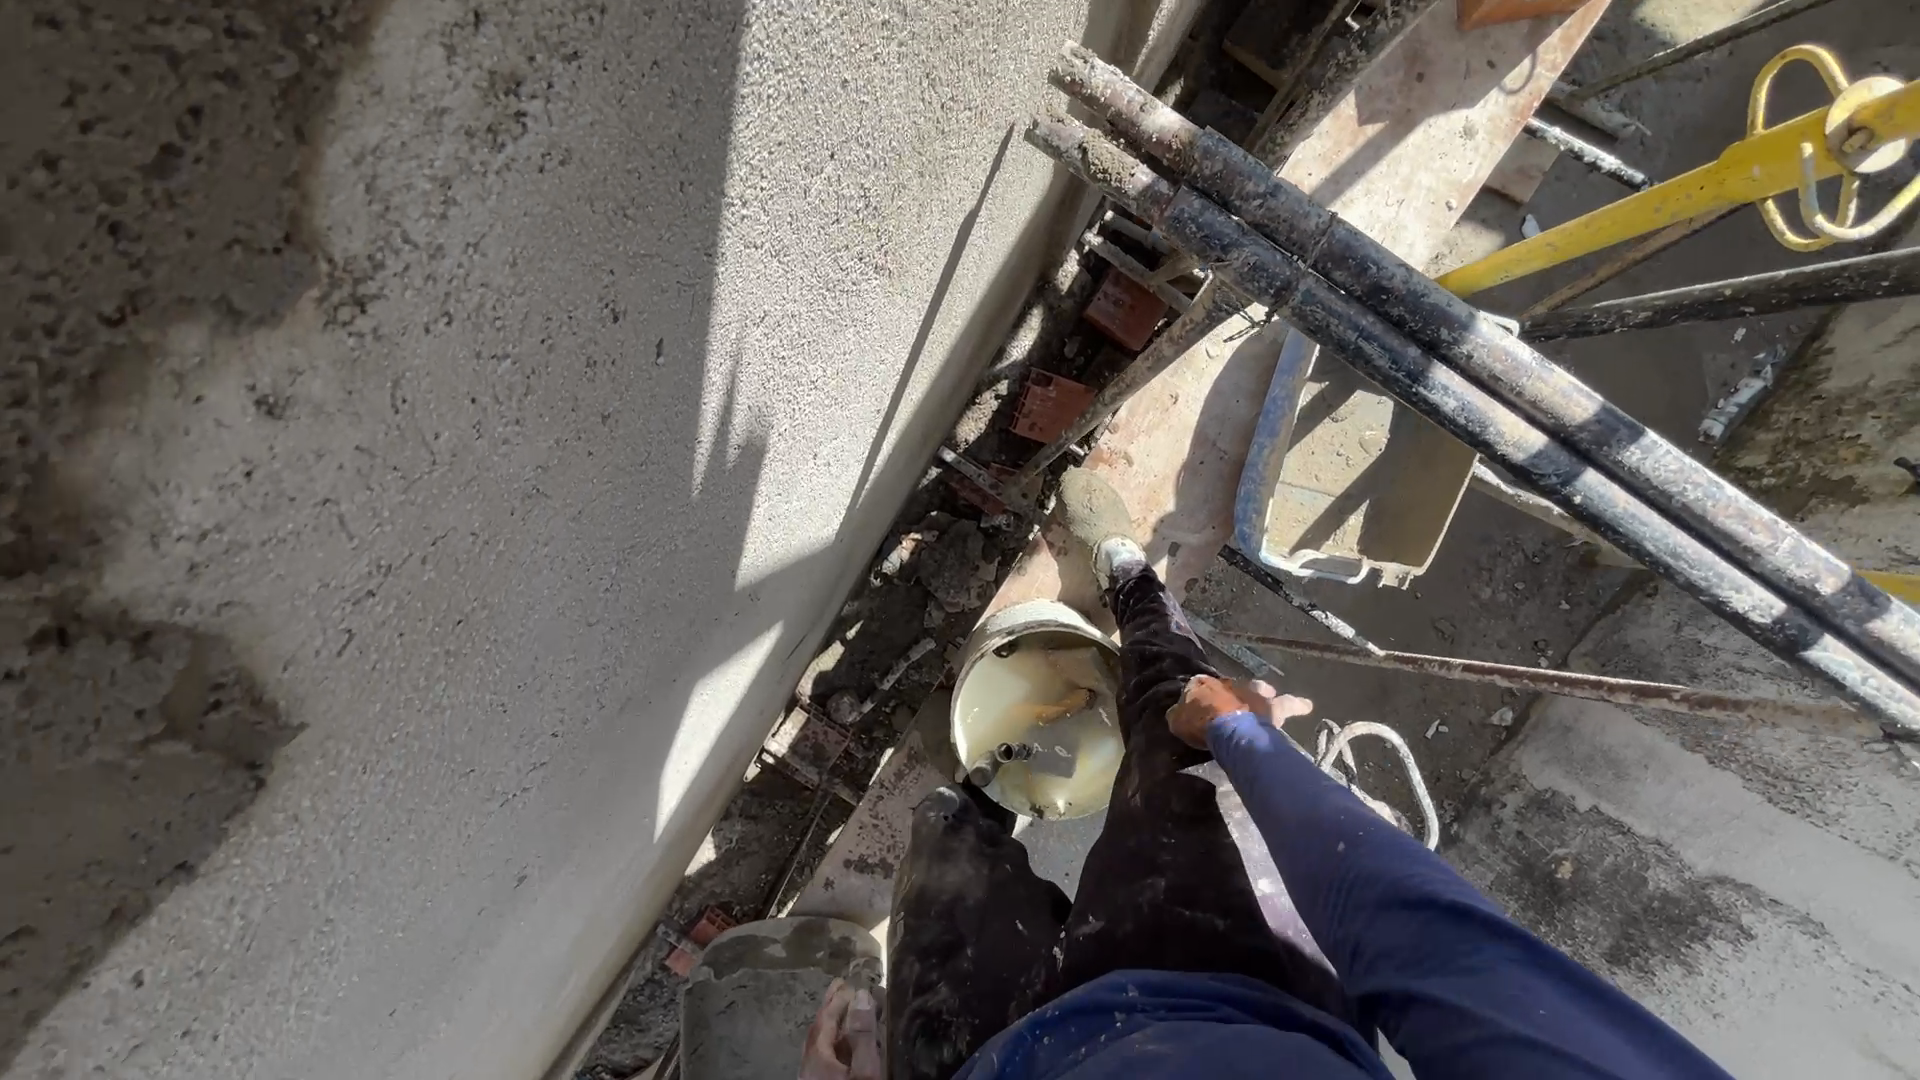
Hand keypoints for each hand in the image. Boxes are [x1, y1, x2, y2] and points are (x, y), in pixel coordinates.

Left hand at [798, 977, 881, 1079]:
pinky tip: (845, 1040)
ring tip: (847, 1008)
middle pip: (819, 1026)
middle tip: (842, 984)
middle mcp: (808, 1061)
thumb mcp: (864, 1069)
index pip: (827, 1016)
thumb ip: (862, 1035)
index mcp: (816, 1053)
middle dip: (832, 1004)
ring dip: (833, 1021)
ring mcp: (810, 1074)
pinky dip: (834, 1037)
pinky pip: (823, 1053)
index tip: (853, 982)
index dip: (839, 997)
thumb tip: (861, 996)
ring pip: (820, 1040)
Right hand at [1166, 675, 1312, 748]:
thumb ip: (1178, 715)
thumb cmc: (1197, 720)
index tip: (1206, 705)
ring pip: (1264, 688)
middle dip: (1242, 690)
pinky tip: (1308, 705)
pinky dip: (1298, 704)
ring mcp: (1253, 693)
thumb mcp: (1177, 719)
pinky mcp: (1273, 706)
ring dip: (1268, 693)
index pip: (1203, 686)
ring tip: (1279, 695)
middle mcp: (1231, 684)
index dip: (1206, 696)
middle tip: (1246, 698)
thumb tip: (1177, 714)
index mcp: (1204, 685)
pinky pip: (1290, 704)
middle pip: (1237, 684)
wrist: (1222, 722)